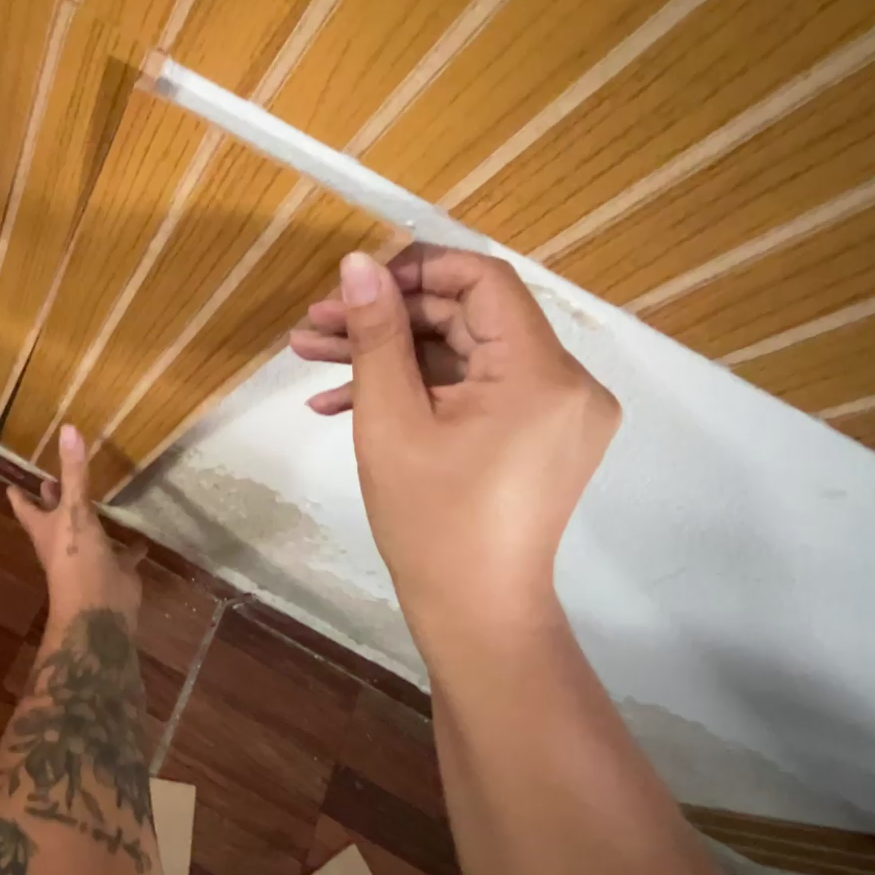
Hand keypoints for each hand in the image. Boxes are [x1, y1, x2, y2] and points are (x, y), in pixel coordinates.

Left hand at [7, 424, 143, 621]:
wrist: (99, 611)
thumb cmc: (77, 559)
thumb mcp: (75, 511)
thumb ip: (74, 472)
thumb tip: (68, 428)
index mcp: (46, 529)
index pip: (26, 507)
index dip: (18, 496)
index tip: (10, 484)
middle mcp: (63, 543)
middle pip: (53, 518)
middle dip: (51, 501)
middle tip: (49, 481)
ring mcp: (87, 558)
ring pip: (87, 534)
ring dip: (90, 521)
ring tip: (96, 501)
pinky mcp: (114, 571)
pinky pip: (122, 556)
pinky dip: (130, 548)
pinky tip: (141, 539)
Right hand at [291, 245, 619, 627]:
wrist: (473, 610)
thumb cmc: (428, 518)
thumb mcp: (390, 419)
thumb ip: (376, 334)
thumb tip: (357, 264)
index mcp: (540, 373)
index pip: (483, 281)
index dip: (414, 271)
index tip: (352, 287)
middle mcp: (564, 381)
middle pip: (466, 318)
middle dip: (384, 319)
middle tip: (312, 326)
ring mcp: (553, 410)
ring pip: (460, 355)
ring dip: (387, 355)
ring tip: (310, 355)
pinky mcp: (535, 434)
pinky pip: (470, 390)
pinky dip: (414, 390)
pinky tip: (341, 402)